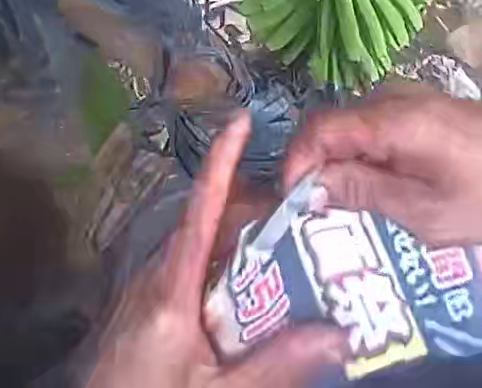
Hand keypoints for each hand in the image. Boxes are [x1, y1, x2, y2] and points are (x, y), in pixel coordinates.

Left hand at [85, 112, 346, 387]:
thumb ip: (276, 364)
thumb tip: (340, 332)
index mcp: (173, 287)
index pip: (203, 206)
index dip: (222, 158)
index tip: (240, 118)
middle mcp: (155, 276)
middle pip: (206, 223)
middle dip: (248, 207)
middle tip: (294, 210)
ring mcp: (144, 293)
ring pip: (196, 247)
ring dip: (234, 238)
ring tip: (279, 245)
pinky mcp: (141, 313)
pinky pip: (185, 271)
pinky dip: (217, 265)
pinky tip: (242, 293)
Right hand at [281, 84, 481, 246]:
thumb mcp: (426, 212)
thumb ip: (365, 193)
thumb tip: (311, 187)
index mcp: (393, 119)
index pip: (320, 128)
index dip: (296, 163)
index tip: (292, 205)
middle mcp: (394, 97)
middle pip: (333, 124)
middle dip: (315, 166)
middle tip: (314, 215)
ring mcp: (410, 98)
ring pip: (353, 126)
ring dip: (340, 162)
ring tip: (342, 210)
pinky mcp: (423, 107)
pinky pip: (376, 126)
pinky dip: (365, 154)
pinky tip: (376, 189)